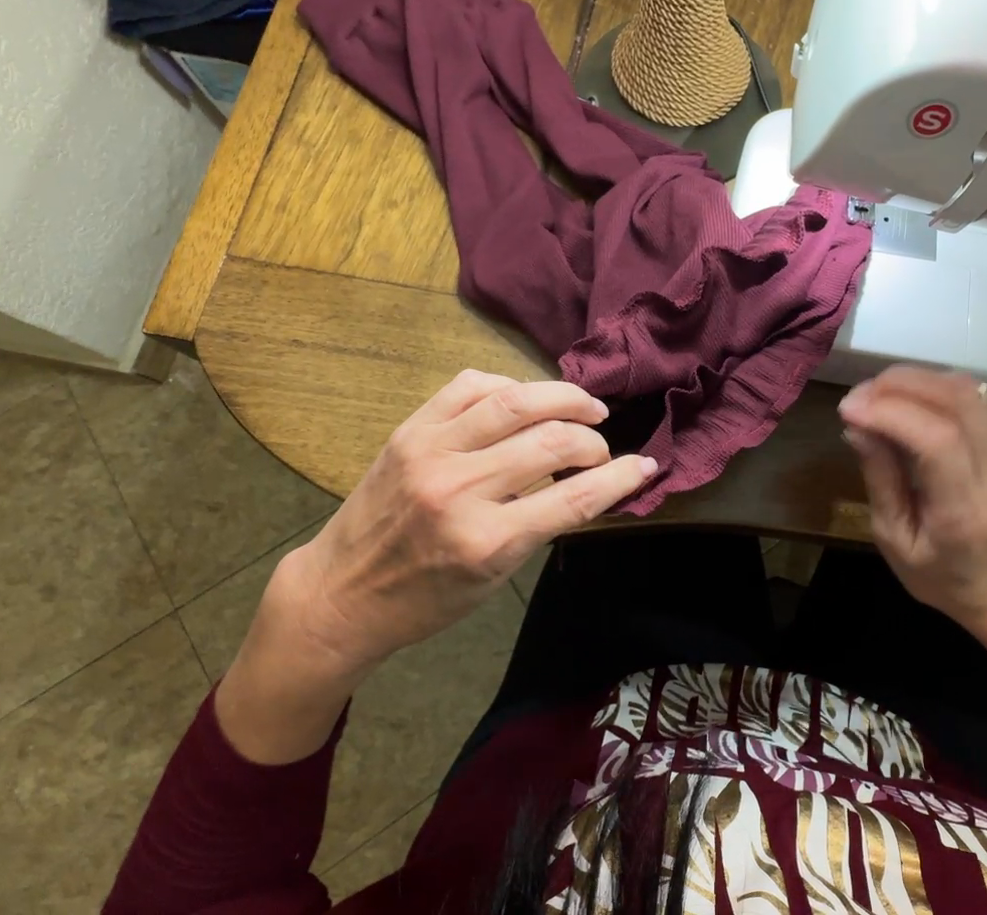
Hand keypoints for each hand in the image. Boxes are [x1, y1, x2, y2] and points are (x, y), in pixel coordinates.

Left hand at [266, 370, 655, 676]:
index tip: (646, 466)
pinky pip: (470, 385)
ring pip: (514, 400)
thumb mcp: (494, 579)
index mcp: (485, 542)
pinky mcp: (409, 430)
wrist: (340, 592)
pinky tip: (525, 398)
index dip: (621, 477)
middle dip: (592, 439)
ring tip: (586, 407)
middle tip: (602, 446)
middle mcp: (459, 490)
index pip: (573, 497)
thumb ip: (540, 526)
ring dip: (563, 397)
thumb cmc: (425, 600)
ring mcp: (430, 452)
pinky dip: (509, 386)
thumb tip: (588, 480)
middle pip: (551, 440)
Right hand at [838, 365, 986, 628]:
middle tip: (855, 397)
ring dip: (912, 380)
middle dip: (898, 385)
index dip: (890, 413)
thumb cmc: (935, 570)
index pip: (938, 441)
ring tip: (872, 396)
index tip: (848, 408)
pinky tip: (898, 401)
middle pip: (955, 401)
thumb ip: (879, 478)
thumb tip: (856, 424)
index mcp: (965, 511)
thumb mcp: (893, 537)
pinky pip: (966, 396)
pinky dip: (927, 388)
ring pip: (962, 390)